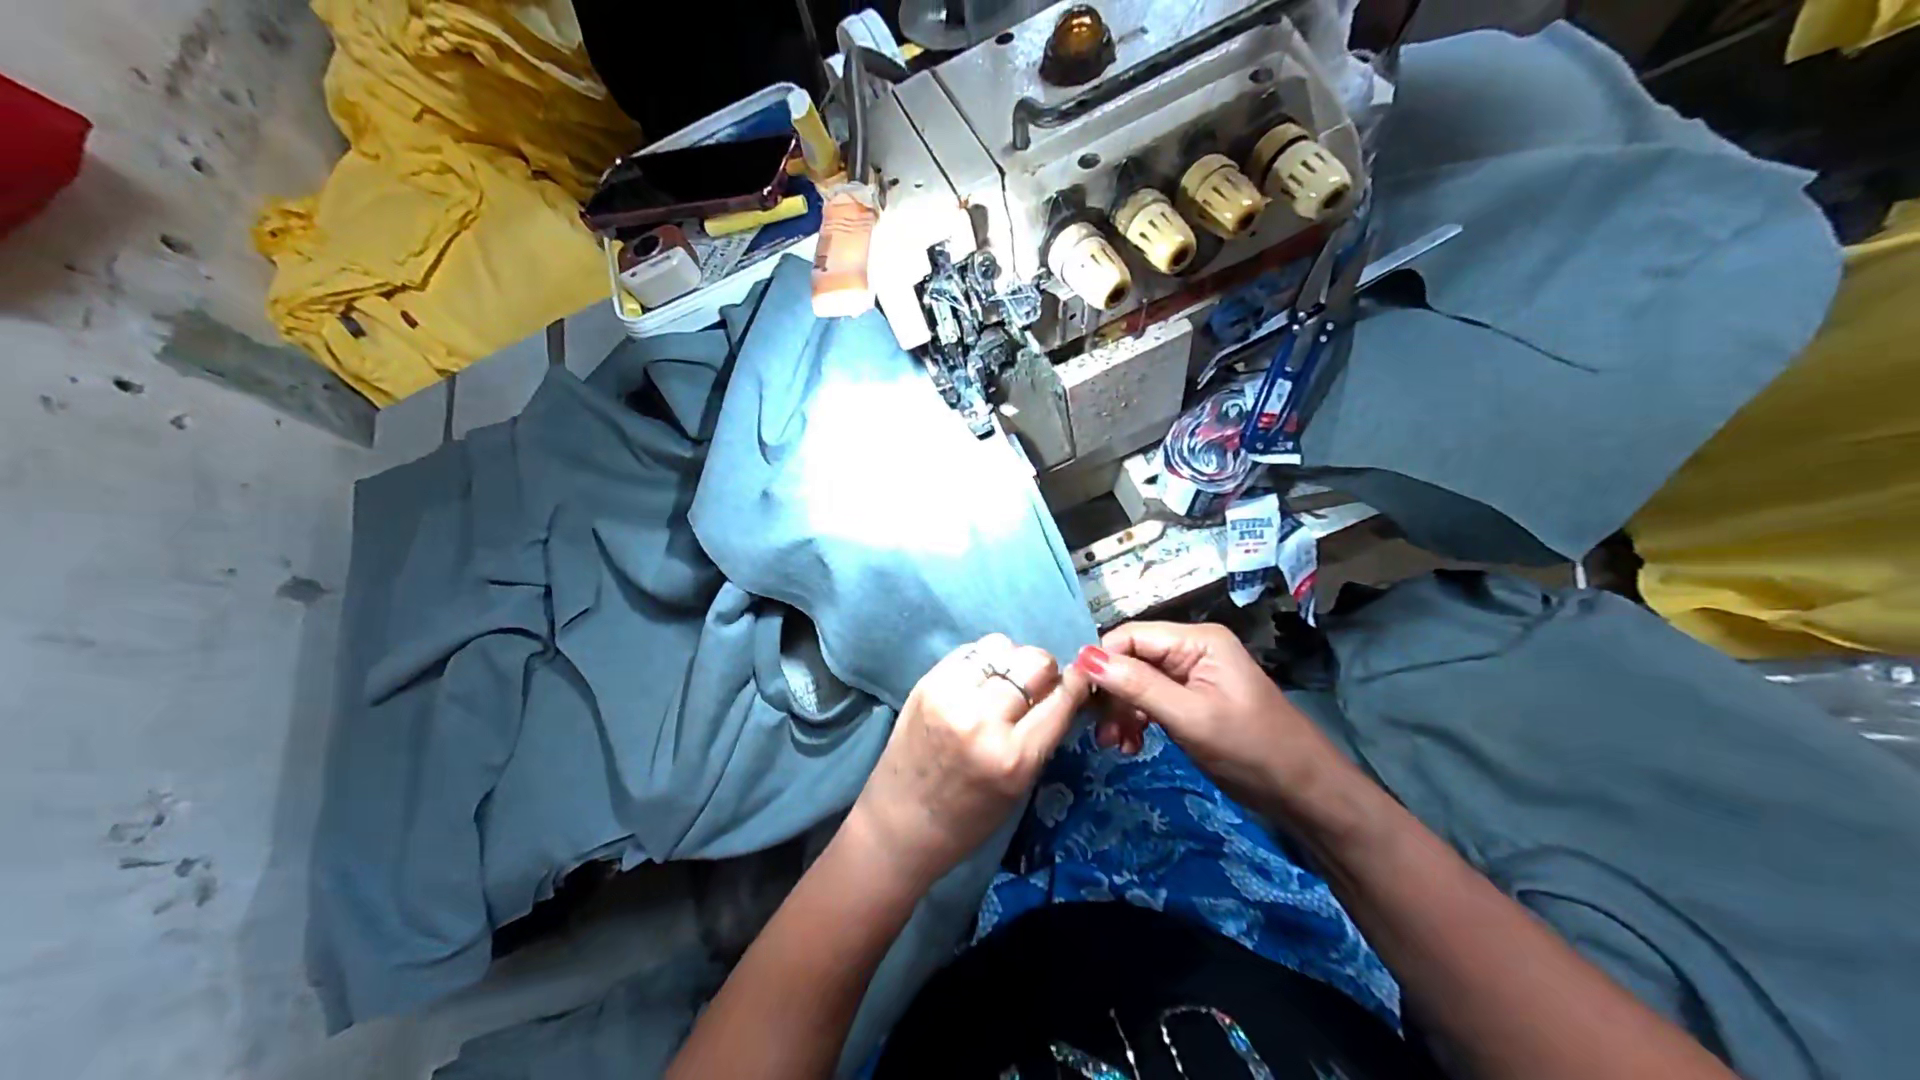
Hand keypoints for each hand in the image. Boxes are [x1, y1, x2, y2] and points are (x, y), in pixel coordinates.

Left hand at [849, 634, 1090, 890]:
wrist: (901, 824)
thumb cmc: (969, 818)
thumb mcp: (1021, 784)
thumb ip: (1043, 734)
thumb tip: (1063, 687)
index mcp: (1015, 758)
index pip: (1062, 698)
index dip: (1076, 684)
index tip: (1079, 680)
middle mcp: (983, 721)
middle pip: (1034, 662)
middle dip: (1044, 670)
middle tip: (1036, 685)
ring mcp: (950, 698)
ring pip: (1001, 646)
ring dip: (1011, 660)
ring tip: (1004, 680)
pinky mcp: (926, 684)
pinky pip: (969, 651)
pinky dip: (982, 660)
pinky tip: (979, 680)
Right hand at [1073, 622, 1345, 813]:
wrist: (1303, 792)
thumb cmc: (1250, 748)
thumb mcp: (1189, 716)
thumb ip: (1137, 685)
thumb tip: (1084, 658)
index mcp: (1196, 640)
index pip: (1129, 636)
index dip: (1102, 663)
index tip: (1082, 701)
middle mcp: (1190, 650)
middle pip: (1130, 660)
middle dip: (1113, 695)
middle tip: (1103, 734)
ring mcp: (1190, 676)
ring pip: (1136, 683)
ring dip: (1121, 712)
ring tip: (1118, 745)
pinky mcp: (1190, 700)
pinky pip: (1150, 701)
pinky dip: (1136, 721)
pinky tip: (1133, 745)